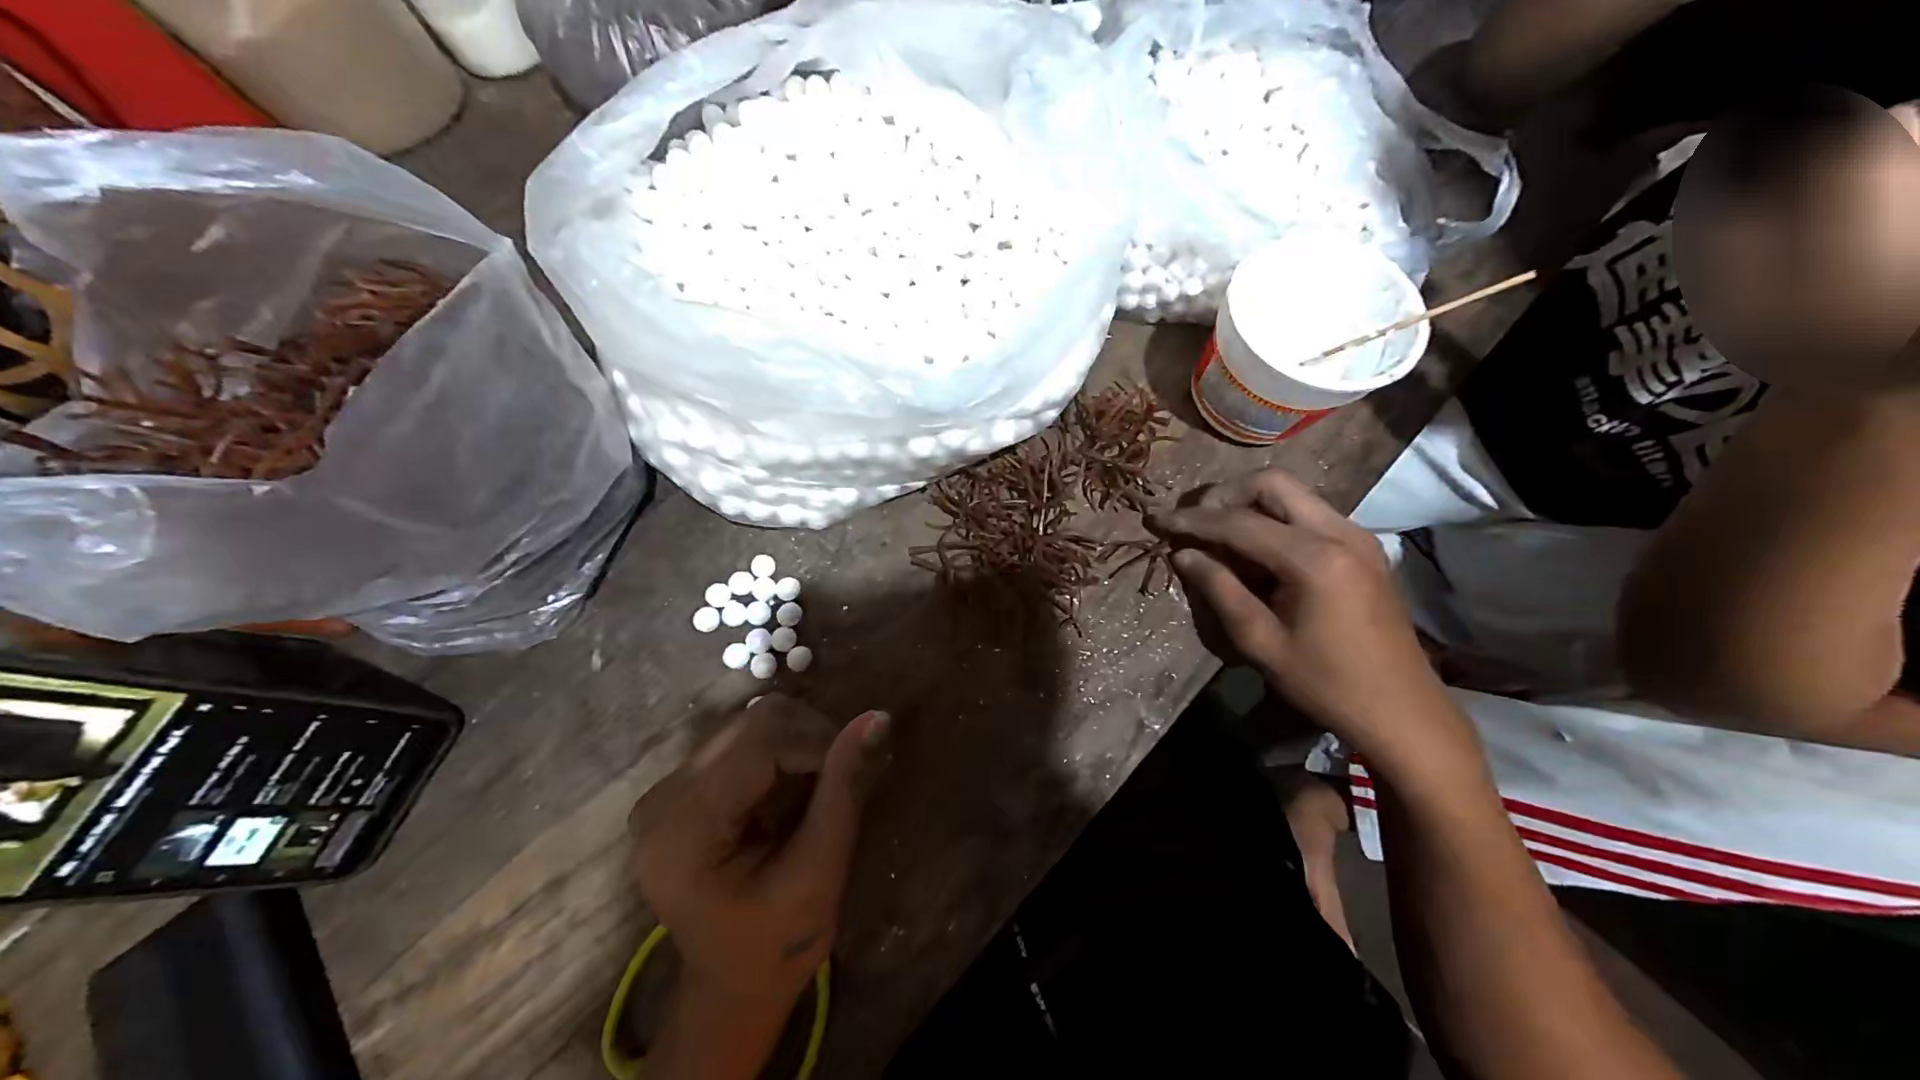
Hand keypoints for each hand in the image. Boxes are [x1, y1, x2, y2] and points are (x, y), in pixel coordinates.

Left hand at [630, 697, 890, 1013]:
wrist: (733, 984)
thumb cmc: (779, 944)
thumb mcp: (820, 871)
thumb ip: (844, 789)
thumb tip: (877, 716)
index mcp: (684, 830)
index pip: (761, 742)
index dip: (820, 742)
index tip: (859, 770)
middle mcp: (661, 798)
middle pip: (754, 723)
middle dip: (811, 740)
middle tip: (842, 782)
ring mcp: (664, 790)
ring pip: (750, 723)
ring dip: (797, 743)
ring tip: (816, 791)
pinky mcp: (677, 787)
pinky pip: (740, 740)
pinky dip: (779, 753)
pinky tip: (789, 791)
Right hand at [1153, 469, 1476, 775]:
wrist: (1402, 710)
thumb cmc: (1326, 684)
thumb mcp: (1261, 642)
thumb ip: (1220, 589)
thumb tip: (1183, 554)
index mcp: (1316, 558)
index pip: (1240, 521)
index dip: (1193, 520)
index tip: (1157, 521)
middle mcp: (1341, 532)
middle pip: (1272, 484)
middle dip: (1224, 495)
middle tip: (1192, 521)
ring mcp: (1357, 536)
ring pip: (1292, 494)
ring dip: (1248, 505)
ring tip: (1214, 535)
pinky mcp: (1362, 547)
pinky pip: (1308, 514)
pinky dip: (1273, 520)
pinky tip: (1252, 551)